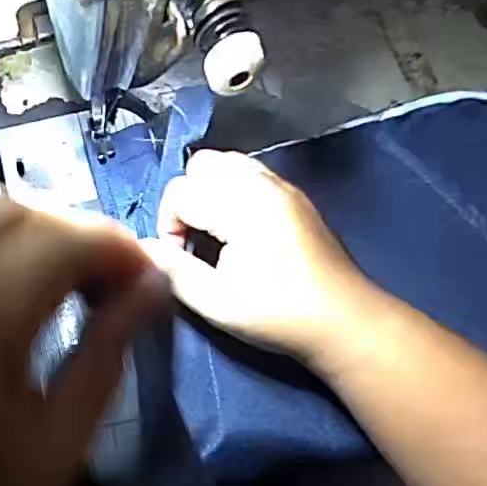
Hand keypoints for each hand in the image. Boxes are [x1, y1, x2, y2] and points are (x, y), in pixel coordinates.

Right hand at [139, 150, 376, 361]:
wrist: (341, 320)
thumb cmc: (276, 313)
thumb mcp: (215, 301)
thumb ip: (173, 270)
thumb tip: (145, 249)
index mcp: (240, 202)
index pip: (178, 191)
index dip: (167, 227)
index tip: (182, 262)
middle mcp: (262, 181)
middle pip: (201, 165)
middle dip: (187, 201)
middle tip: (195, 244)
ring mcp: (283, 186)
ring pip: (228, 165)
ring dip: (210, 194)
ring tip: (217, 237)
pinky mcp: (296, 198)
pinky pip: (252, 176)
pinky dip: (234, 195)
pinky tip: (242, 235)